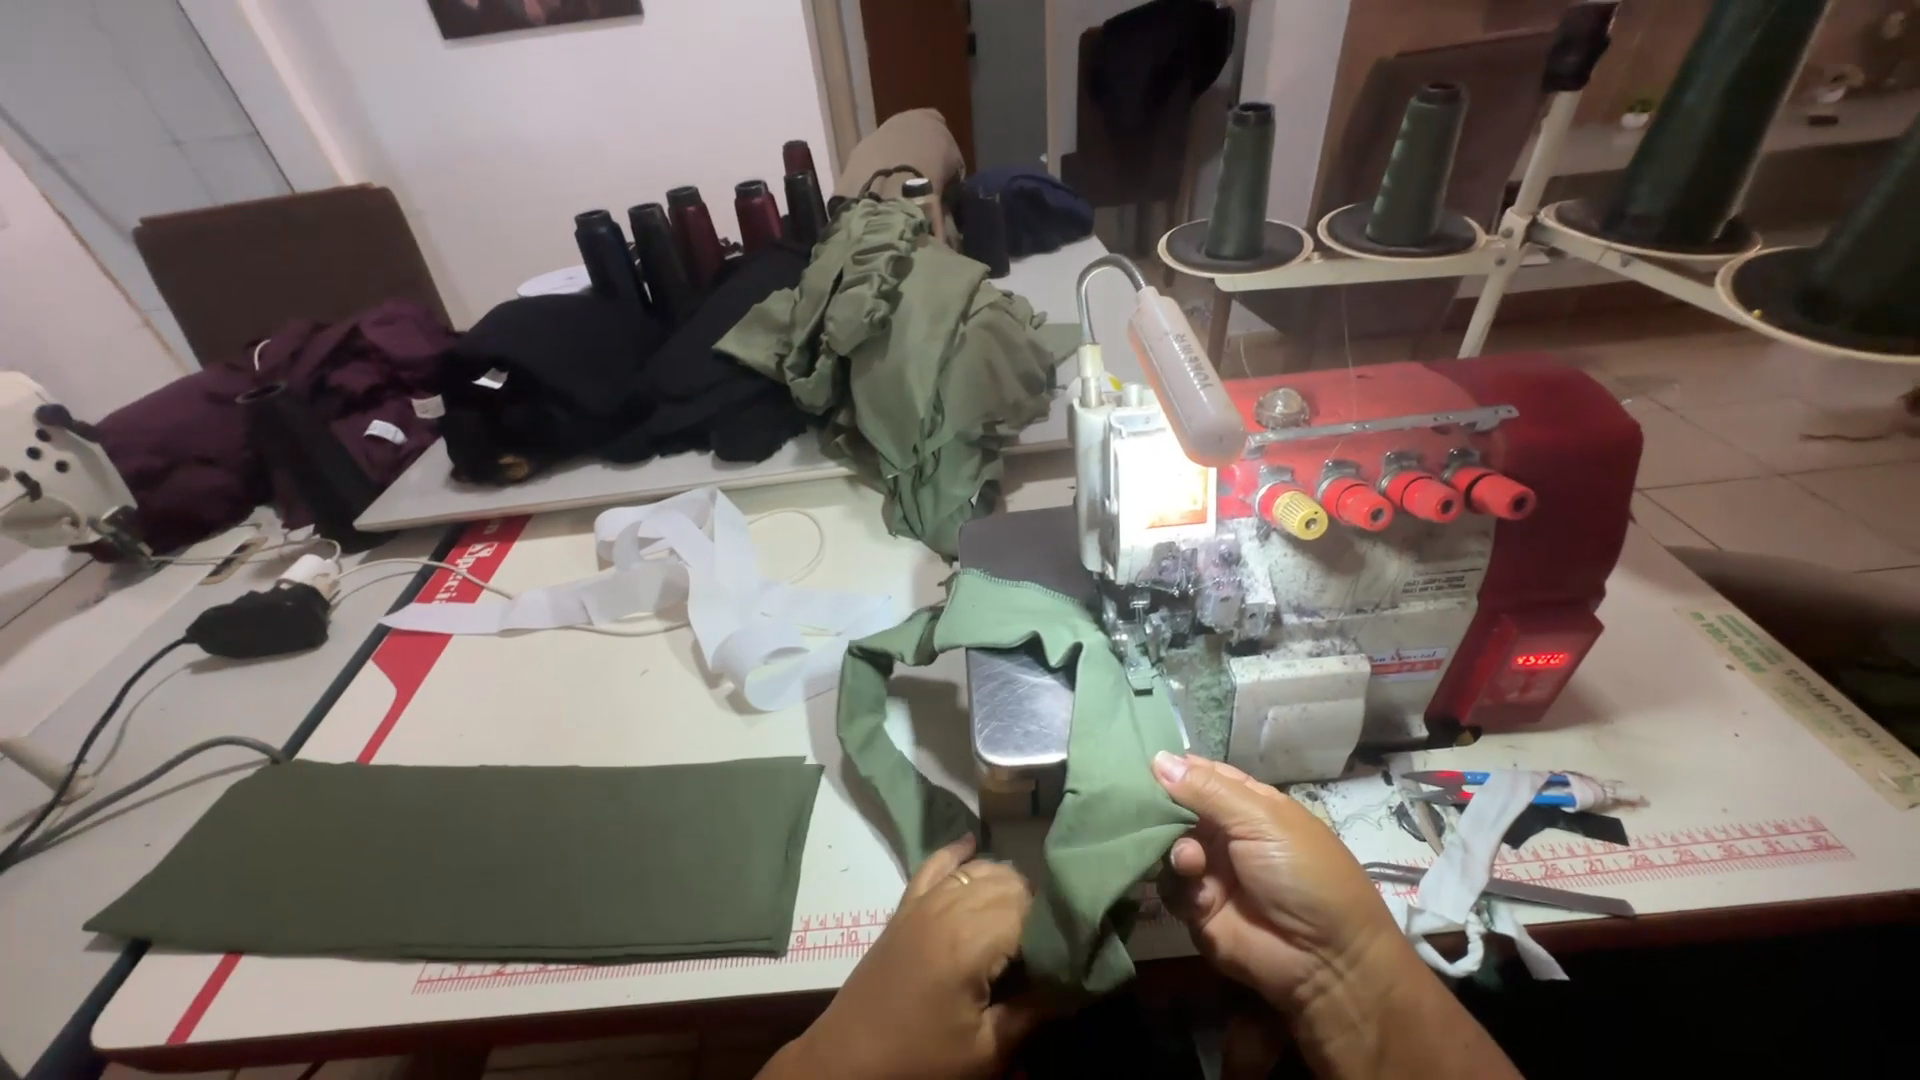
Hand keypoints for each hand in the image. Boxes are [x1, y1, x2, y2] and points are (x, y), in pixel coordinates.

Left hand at [765, 835, 1044, 1079]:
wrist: (847, 1062)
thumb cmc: (919, 1062)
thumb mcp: (984, 1051)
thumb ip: (1031, 1012)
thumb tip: (1074, 984)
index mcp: (971, 939)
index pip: (1030, 907)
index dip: (1056, 923)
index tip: (1071, 948)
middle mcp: (948, 907)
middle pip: (1009, 882)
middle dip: (1036, 904)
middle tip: (1051, 942)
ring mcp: (923, 902)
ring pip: (978, 870)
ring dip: (1006, 883)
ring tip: (1027, 914)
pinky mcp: (905, 907)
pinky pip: (934, 865)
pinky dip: (956, 854)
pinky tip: (972, 844)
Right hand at [1152, 752, 1411, 1014]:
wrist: (1325, 961)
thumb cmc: (1303, 874)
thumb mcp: (1262, 820)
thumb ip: (1207, 790)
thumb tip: (1157, 758)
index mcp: (1247, 804)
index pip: (1201, 775)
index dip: (1173, 768)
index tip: (1139, 764)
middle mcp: (1224, 833)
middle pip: (1176, 809)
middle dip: (1162, 810)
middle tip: (1150, 811)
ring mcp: (1209, 871)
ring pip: (1167, 847)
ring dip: (1175, 850)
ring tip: (1192, 862)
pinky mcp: (1197, 908)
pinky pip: (1170, 887)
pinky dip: (1181, 887)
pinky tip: (1202, 895)